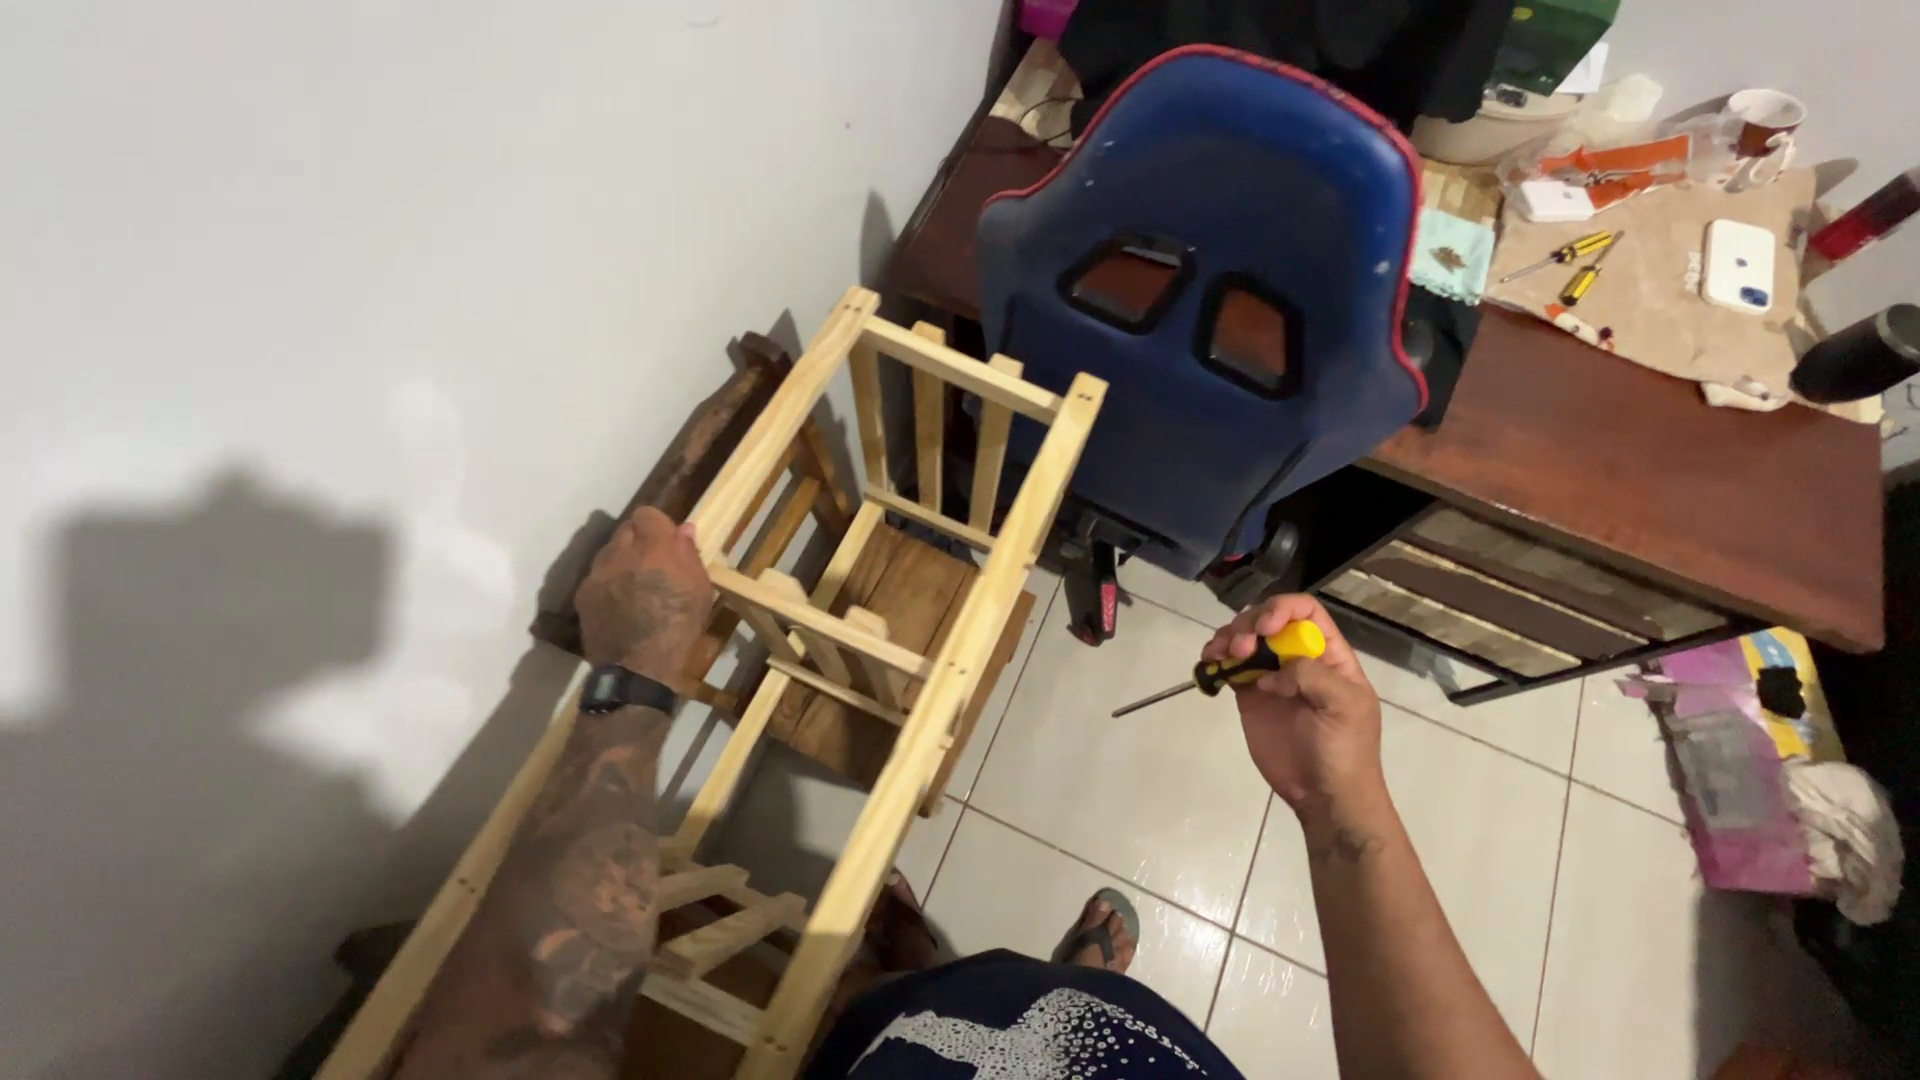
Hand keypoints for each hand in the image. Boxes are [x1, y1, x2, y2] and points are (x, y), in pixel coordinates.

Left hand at [575, 507, 713, 682]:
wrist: (640, 667)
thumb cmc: (680, 626)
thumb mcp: (700, 590)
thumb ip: (689, 555)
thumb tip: (684, 529)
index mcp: (654, 548)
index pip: (647, 513)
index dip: (658, 524)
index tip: (668, 540)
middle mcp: (621, 553)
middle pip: (625, 529)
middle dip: (639, 538)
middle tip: (652, 560)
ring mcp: (597, 574)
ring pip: (608, 551)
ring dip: (622, 559)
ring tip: (634, 581)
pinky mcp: (583, 594)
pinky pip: (596, 575)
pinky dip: (608, 581)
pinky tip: (619, 601)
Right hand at [1202, 595, 1385, 813]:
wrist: (1324, 795)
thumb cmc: (1345, 750)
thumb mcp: (1345, 707)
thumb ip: (1313, 676)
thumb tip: (1272, 674)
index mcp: (1328, 655)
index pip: (1305, 612)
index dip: (1282, 610)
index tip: (1265, 629)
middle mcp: (1297, 657)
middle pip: (1267, 619)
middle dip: (1248, 625)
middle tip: (1239, 650)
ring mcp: (1270, 675)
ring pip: (1244, 638)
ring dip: (1227, 638)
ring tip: (1218, 655)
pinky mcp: (1248, 694)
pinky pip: (1229, 666)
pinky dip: (1215, 659)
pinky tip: (1209, 664)